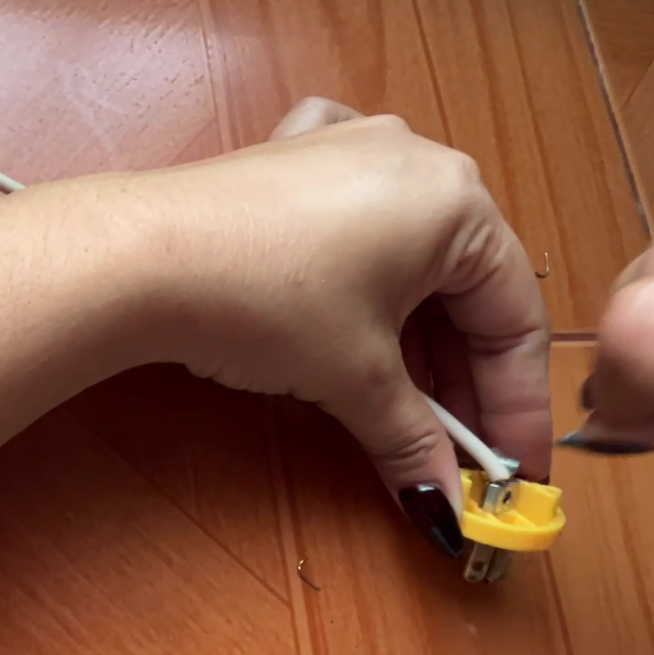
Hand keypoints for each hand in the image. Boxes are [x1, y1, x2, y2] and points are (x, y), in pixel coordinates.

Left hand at [65, 97, 551, 547]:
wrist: (139, 255)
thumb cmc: (265, 302)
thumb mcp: (351, 377)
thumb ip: (408, 438)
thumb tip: (441, 504)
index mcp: (455, 200)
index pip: (513, 318)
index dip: (514, 407)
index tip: (513, 472)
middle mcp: (409, 159)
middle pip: (455, 289)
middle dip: (453, 379)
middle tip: (450, 451)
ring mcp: (341, 150)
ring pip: (399, 258)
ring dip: (404, 337)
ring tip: (397, 404)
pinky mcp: (286, 162)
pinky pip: (343, 217)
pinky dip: (354, 273)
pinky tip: (348, 294)